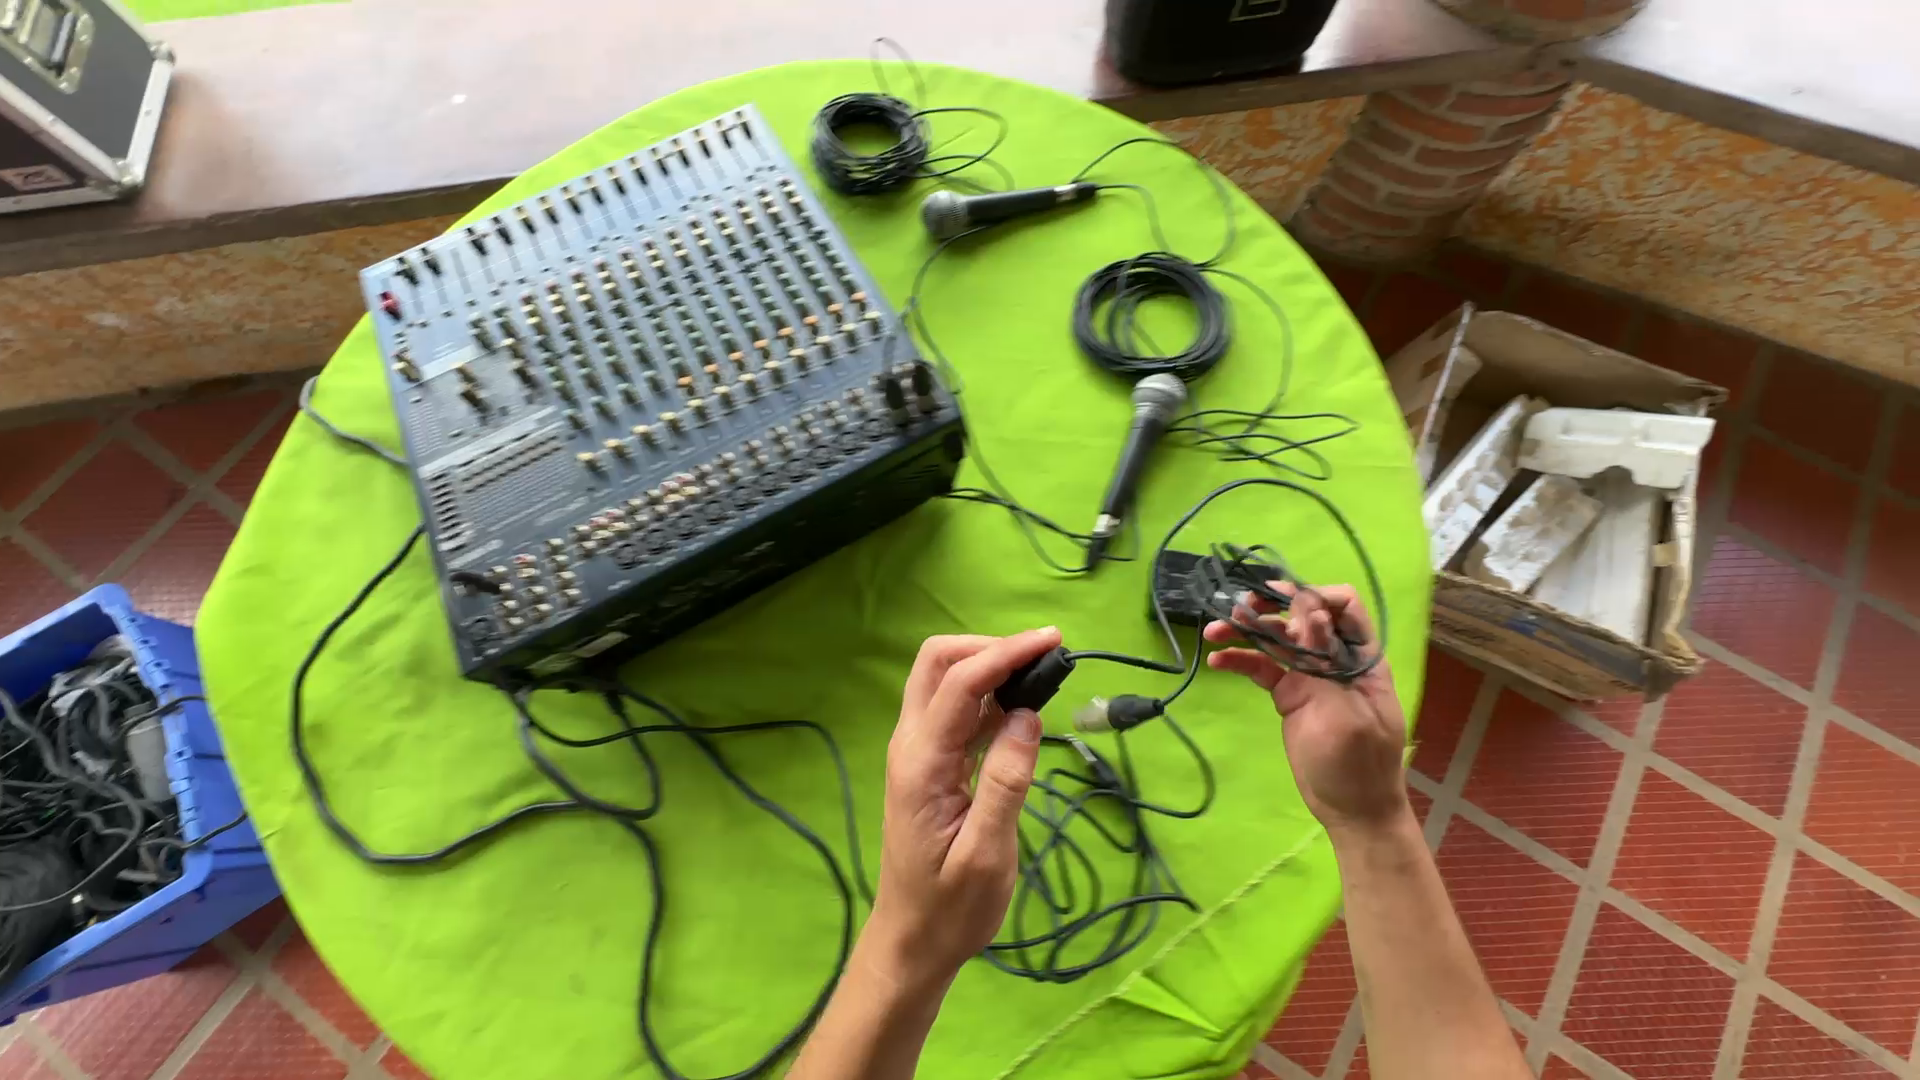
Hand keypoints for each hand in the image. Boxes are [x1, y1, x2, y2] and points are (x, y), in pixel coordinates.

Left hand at [866, 628, 1062, 987]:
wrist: (912, 940)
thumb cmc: (950, 908)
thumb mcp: (986, 855)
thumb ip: (1006, 783)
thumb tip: (1029, 714)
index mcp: (920, 761)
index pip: (960, 683)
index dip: (1005, 653)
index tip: (1051, 640)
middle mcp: (912, 744)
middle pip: (937, 663)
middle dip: (988, 646)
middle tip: (1041, 655)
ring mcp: (918, 750)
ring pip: (945, 680)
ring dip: (989, 665)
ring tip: (1041, 674)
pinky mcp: (932, 761)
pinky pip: (957, 709)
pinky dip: (989, 694)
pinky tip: (1021, 707)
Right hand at [1204, 584, 1409, 833]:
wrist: (1351, 809)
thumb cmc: (1359, 764)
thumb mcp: (1345, 711)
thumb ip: (1324, 659)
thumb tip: (1308, 608)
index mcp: (1360, 657)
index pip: (1341, 605)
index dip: (1310, 595)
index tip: (1278, 602)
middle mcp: (1333, 657)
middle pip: (1300, 615)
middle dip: (1268, 607)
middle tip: (1238, 610)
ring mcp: (1309, 675)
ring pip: (1274, 639)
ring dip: (1244, 631)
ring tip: (1213, 631)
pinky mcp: (1288, 693)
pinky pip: (1260, 667)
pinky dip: (1239, 660)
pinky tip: (1217, 660)